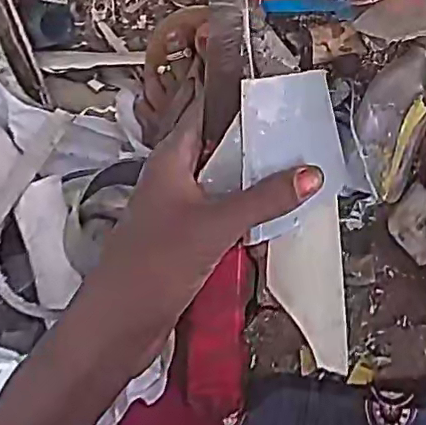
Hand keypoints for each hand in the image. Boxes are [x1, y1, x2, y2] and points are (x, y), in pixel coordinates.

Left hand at [68, 104, 322, 360]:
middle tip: (296, 135)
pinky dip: (247, 214)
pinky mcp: (187, 239)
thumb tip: (310, 174)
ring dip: (254, 183)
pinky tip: (274, 217)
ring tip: (294, 171)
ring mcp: (180, 210)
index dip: (235, 99)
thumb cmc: (150, 267)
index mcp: (170, 159)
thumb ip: (264, 199)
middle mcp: (174, 179)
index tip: (272, 92)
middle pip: (220, 150)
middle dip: (255, 145)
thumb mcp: (215, 225)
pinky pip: (224, 215)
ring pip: (225, 184)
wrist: (116, 331)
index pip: (204, 112)